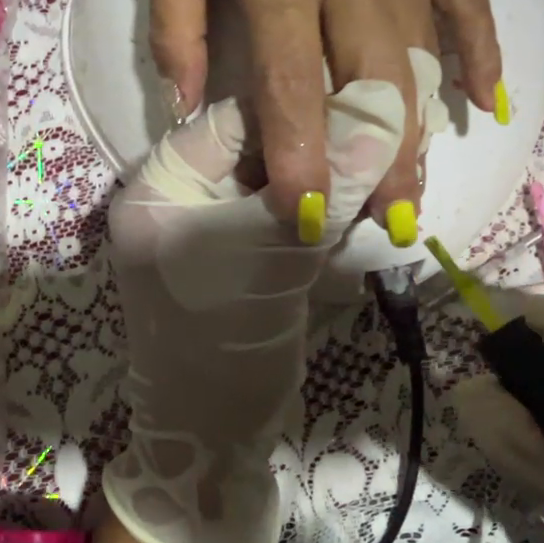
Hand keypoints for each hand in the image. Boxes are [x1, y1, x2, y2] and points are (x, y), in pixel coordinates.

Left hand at [102, 71, 405, 542]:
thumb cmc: (221, 342)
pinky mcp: (243, 248)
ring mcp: (212, 222)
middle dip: (319, 143)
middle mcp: (181, 192)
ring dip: (329, 175)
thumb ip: (322, 190)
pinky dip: (325, 206)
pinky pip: (286, 207)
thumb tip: (381, 114)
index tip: (360, 109)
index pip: (233, 119)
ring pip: (280, 174)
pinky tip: (367, 204)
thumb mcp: (269, 259)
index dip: (295, 110)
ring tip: (382, 175)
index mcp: (161, 184)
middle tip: (381, 143)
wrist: (214, 433)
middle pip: (258, 142)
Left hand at [147, 0, 502, 236]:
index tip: (302, 215)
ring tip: (416, 197)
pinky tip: (487, 109)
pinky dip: (482, 59)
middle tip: (379, 228)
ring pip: (424, 59)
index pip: (290, 81)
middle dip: (376, 165)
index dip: (299, 156)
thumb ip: (176, 24)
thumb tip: (186, 108)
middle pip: (373, 85)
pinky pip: (470, 3)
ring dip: (420, 135)